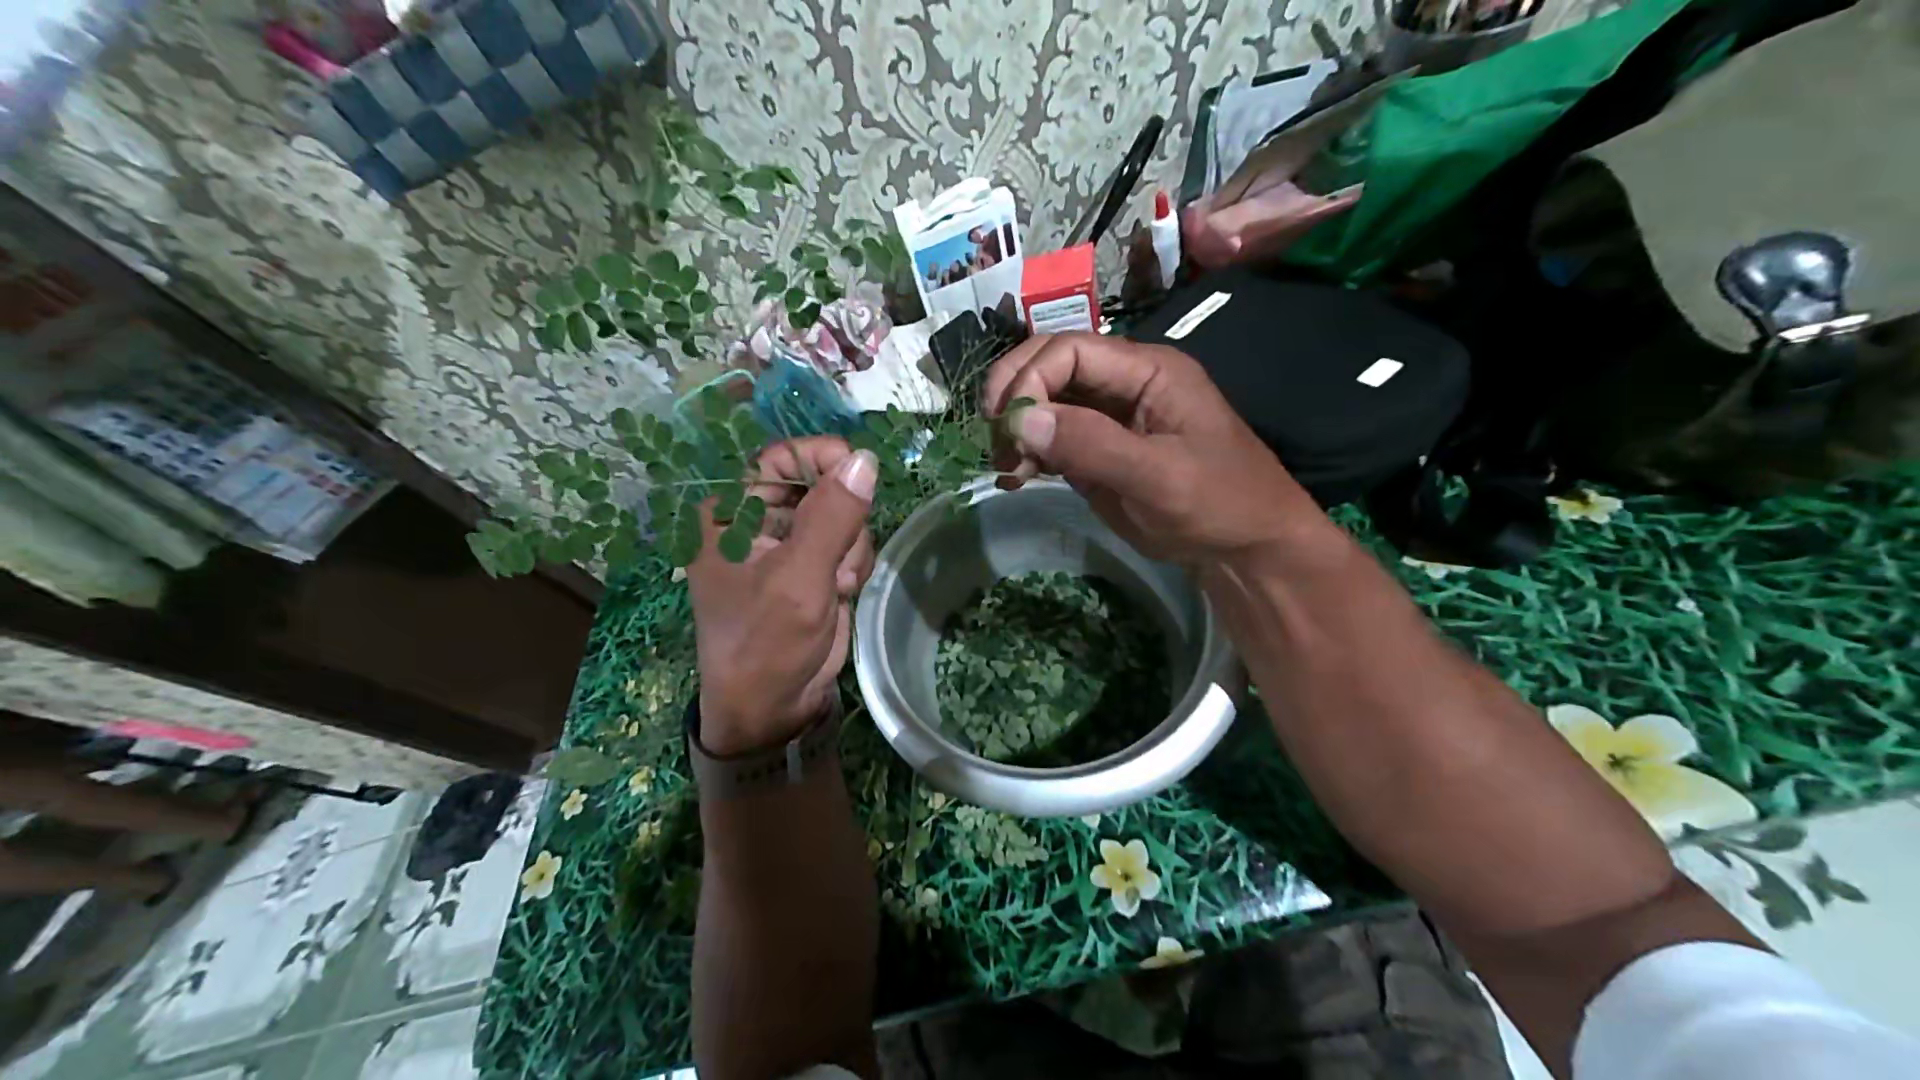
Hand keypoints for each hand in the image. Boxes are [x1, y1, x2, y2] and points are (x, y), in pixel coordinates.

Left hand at [688, 438, 877, 755]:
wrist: (772, 711)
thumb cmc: (766, 644)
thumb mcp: (799, 579)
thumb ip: (832, 517)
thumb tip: (864, 459)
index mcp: (732, 516)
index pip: (778, 459)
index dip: (820, 457)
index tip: (861, 470)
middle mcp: (757, 524)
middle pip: (818, 485)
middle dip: (841, 518)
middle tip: (840, 557)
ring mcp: (788, 547)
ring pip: (841, 515)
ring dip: (850, 547)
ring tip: (838, 585)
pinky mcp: (814, 569)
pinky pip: (848, 543)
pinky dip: (854, 564)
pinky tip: (843, 593)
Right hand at [983, 333, 1318, 562]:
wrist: (1244, 550)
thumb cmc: (1218, 503)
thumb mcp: (1158, 476)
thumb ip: (1091, 444)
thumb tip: (1020, 419)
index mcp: (1147, 371)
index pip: (1071, 350)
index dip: (1031, 378)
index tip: (1008, 425)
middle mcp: (1122, 384)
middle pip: (1050, 368)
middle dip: (1016, 398)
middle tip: (995, 440)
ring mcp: (1107, 419)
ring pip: (1044, 404)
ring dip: (1017, 429)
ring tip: (1008, 468)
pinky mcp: (1097, 452)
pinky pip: (1051, 439)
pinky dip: (1027, 453)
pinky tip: (1016, 477)